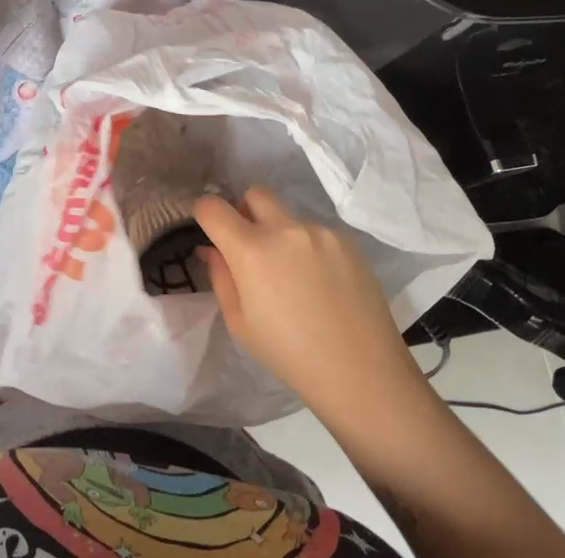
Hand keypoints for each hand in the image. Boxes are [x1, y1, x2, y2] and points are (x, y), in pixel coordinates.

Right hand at [195, 188, 421, 415]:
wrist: (360, 370)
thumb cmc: (289, 354)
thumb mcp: (240, 323)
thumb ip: (221, 277)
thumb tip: (212, 249)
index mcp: (252, 251)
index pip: (213, 207)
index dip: (204, 214)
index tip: (209, 231)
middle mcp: (286, 229)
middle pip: (255, 194)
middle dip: (244, 211)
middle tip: (249, 246)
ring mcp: (320, 232)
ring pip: (289, 217)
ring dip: (280, 235)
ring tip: (294, 278)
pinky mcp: (347, 241)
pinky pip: (316, 233)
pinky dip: (308, 249)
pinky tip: (321, 284)